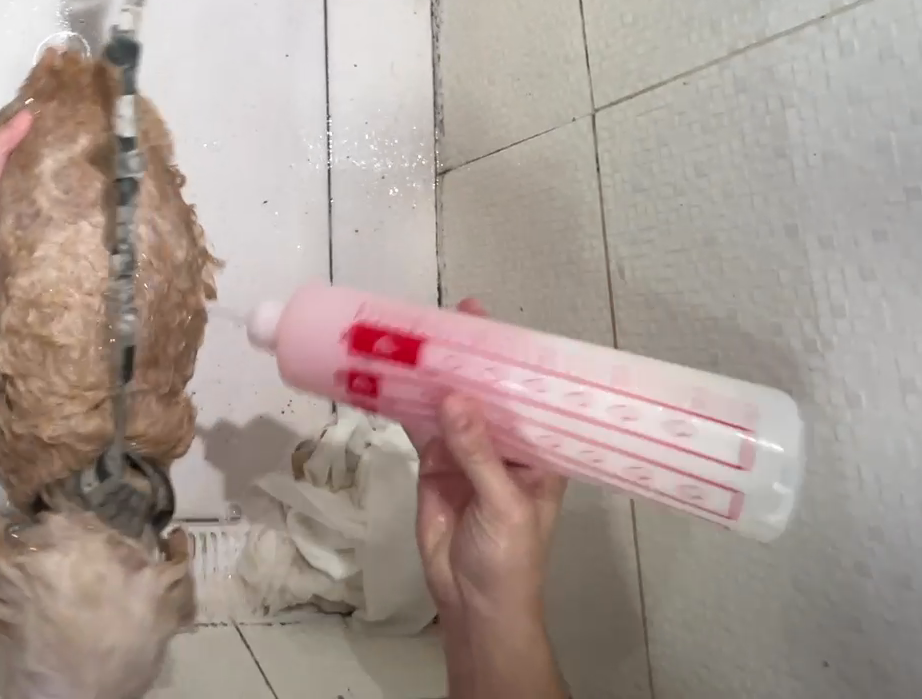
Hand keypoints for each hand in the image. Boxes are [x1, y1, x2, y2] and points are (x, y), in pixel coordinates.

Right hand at [416, 299, 567, 627]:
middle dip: (465, 359)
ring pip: (447, 403)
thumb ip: (478, 452)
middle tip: (442, 319)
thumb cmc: (509, 558)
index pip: (525, 397)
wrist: (471, 602)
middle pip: (482, 392)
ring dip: (430, 376)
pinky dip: (402, 402)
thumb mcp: (503, 505)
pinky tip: (386, 378)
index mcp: (535, 451)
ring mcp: (464, 449)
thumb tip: (453, 397)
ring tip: (409, 339)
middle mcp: (501, 442)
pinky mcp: (433, 460)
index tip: (490, 325)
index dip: (509, 361)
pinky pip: (417, 424)